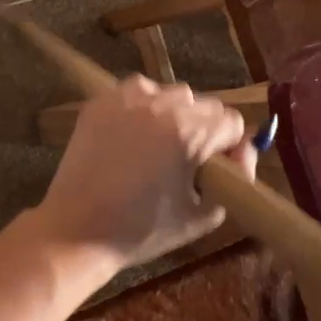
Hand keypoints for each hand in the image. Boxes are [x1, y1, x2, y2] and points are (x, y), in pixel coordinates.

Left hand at [35, 76, 254, 269]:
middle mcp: (161, 105)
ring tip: (160, 144)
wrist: (79, 227)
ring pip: (169, 93)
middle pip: (202, 103)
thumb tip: (242, 153)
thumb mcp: (203, 215)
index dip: (232, 145)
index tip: (220, 167)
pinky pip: (135, 91)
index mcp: (190, 131)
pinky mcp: (100, 101)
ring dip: (174, 112)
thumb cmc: (143, 228)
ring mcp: (126, 99)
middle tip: (190, 158)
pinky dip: (142, 106)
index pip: (231, 121)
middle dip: (205, 128)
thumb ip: (234, 179)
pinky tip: (133, 133)